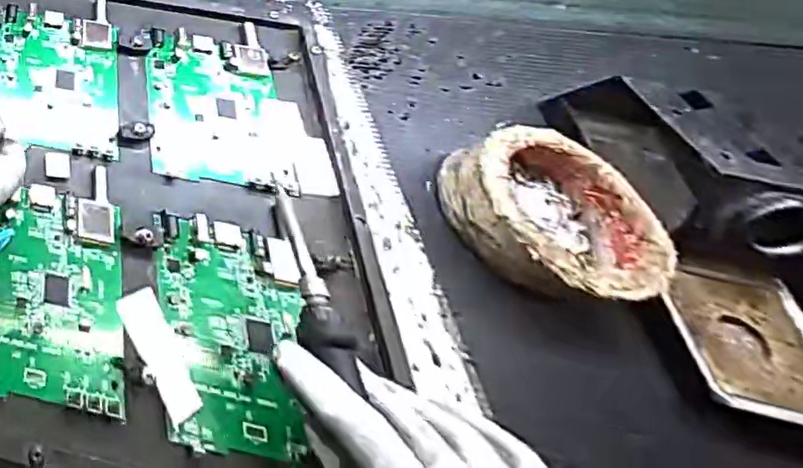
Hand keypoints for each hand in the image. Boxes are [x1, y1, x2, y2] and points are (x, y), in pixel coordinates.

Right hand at [275, 342, 545, 467]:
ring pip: (456, 426)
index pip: (368, 434)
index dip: (323, 389)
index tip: (289, 354)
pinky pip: (513, 449)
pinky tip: (442, 403)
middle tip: (318, 358)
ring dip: (403, 396)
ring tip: (367, 379)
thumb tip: (318, 437)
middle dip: (358, 386)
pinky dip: (468, 418)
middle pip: (410, 421)